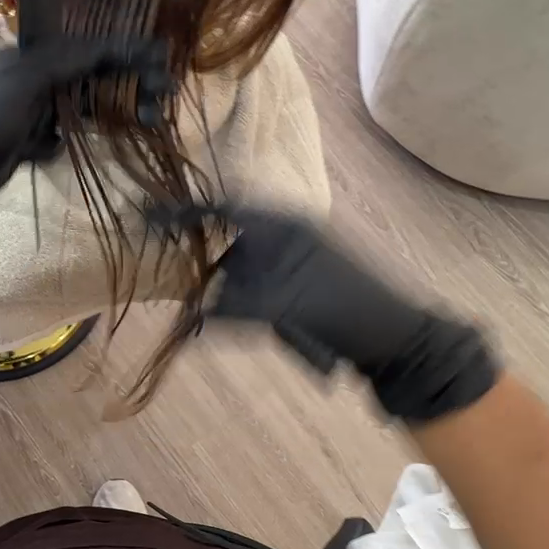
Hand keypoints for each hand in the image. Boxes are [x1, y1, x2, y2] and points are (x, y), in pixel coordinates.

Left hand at [0, 38, 163, 249]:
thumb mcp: (20, 84)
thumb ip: (61, 62)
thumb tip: (101, 44)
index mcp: (22, 56)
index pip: (81, 46)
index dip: (120, 52)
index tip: (157, 59)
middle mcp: (25, 79)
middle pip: (82, 75)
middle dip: (120, 83)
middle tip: (158, 97)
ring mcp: (23, 112)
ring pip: (73, 106)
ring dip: (103, 112)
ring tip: (142, 120)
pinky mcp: (21, 143)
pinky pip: (56, 135)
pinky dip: (67, 139)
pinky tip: (73, 145)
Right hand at [178, 205, 497, 422]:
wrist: (400, 340)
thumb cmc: (347, 312)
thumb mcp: (284, 308)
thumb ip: (233, 308)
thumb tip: (190, 314)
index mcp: (286, 225)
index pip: (225, 208)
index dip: (185, 213)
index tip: (149, 218)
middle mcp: (287, 235)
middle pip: (228, 237)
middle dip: (199, 255)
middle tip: (169, 269)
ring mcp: (294, 259)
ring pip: (241, 265)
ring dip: (220, 285)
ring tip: (197, 303)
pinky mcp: (297, 283)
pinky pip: (255, 286)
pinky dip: (237, 301)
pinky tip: (222, 319)